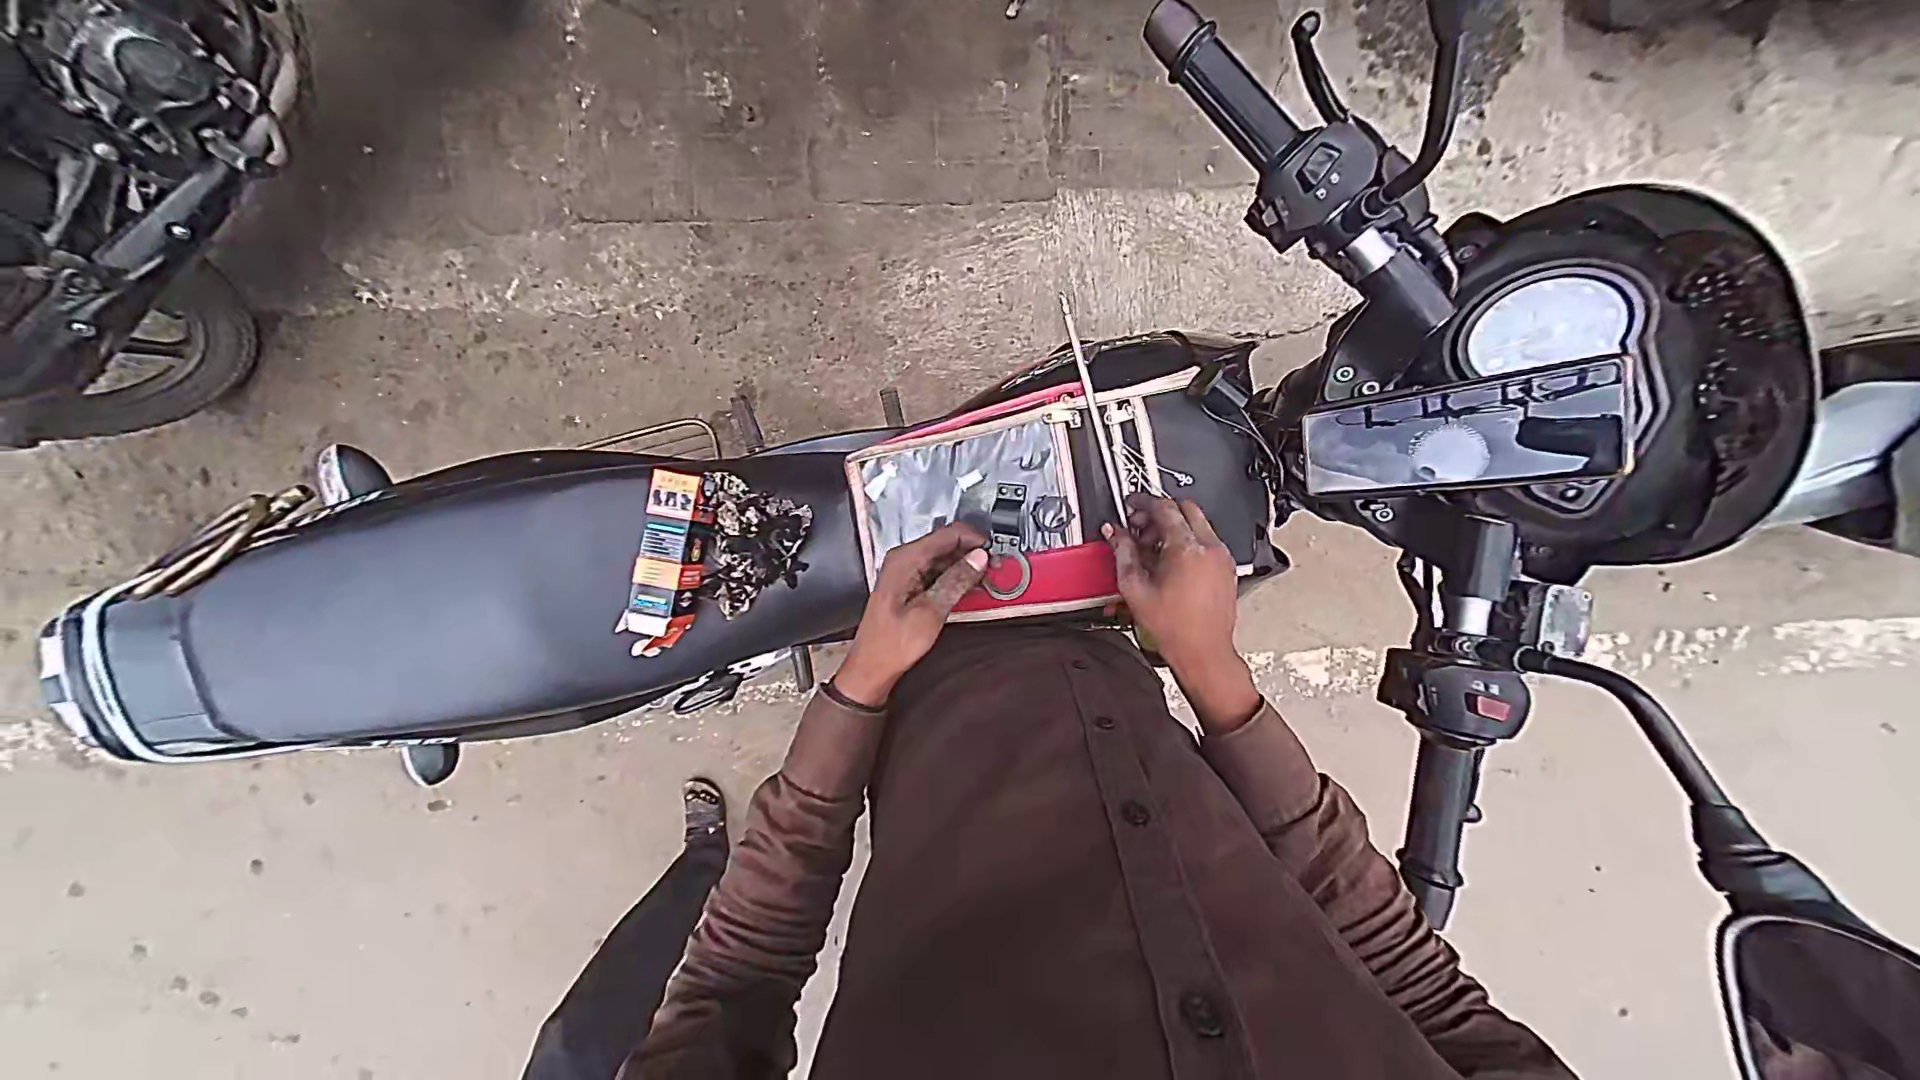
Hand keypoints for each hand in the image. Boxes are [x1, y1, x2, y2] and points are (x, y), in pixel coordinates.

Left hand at [833, 523, 989, 707]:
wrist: (872, 667)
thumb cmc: (892, 645)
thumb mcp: (931, 612)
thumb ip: (956, 581)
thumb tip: (978, 558)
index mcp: (905, 559)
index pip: (949, 534)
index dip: (975, 540)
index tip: (994, 552)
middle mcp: (904, 560)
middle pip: (947, 543)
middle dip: (973, 554)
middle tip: (994, 569)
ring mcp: (906, 571)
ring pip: (945, 557)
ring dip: (966, 567)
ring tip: (985, 581)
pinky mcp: (909, 584)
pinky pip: (938, 572)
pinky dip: (955, 578)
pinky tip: (968, 590)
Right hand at [1104, 494, 1260, 733]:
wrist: (1202, 650)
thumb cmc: (1175, 627)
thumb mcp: (1135, 587)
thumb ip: (1123, 552)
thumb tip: (1115, 534)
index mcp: (1187, 548)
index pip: (1165, 508)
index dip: (1143, 502)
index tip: (1131, 505)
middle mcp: (1210, 548)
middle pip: (1185, 508)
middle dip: (1159, 511)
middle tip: (1139, 525)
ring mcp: (1222, 558)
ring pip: (1197, 523)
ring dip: (1173, 526)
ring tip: (1150, 547)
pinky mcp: (1226, 568)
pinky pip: (1206, 541)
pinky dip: (1187, 541)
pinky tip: (1168, 561)